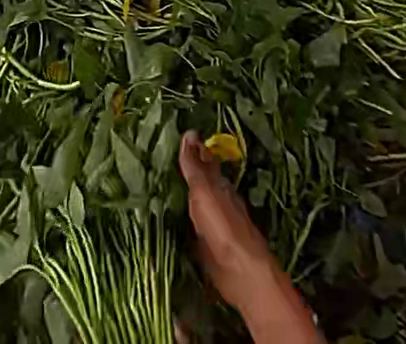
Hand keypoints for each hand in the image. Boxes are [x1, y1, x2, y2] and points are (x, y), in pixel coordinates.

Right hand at [179, 132, 322, 341]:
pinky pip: (193, 225)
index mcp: (219, 184)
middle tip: (167, 160)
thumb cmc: (222, 226)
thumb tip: (188, 132)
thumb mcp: (204, 191)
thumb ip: (194, 166)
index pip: (205, 160)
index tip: (179, 136)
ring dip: (186, 195)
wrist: (240, 272)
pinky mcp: (209, 246)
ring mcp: (216, 224)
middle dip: (189, 171)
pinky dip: (184, 218)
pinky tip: (174, 219)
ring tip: (165, 186)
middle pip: (203, 181)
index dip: (194, 150)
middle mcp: (219, 200)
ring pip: (198, 202)